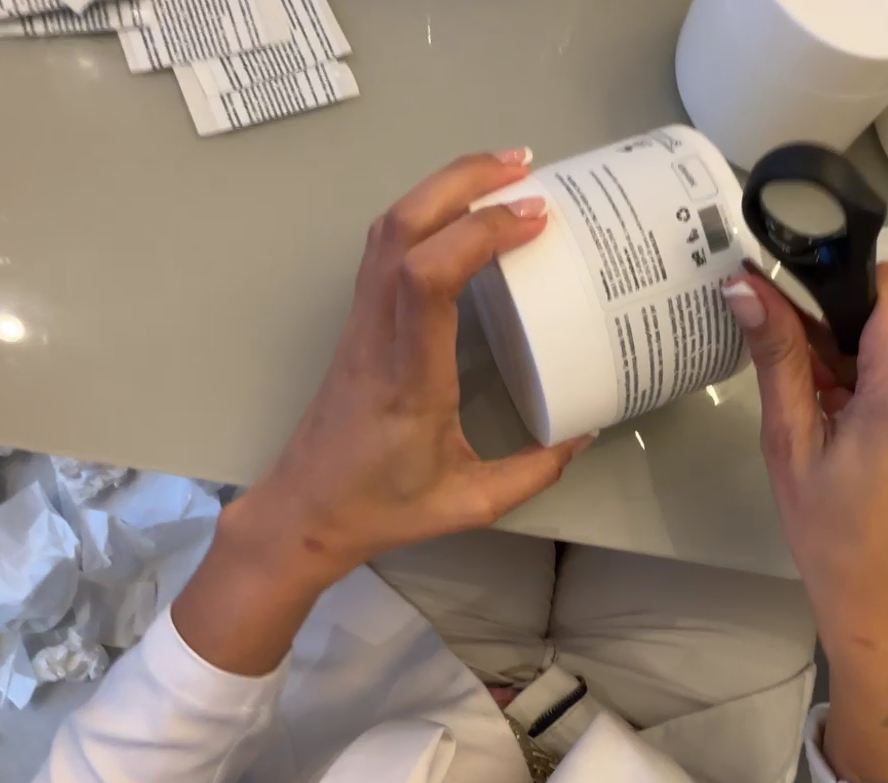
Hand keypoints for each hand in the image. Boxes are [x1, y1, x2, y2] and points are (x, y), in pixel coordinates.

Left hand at [175, 150, 589, 673]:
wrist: (304, 511)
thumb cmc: (382, 509)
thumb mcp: (471, 502)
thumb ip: (534, 472)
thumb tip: (583, 435)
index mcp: (410, 379)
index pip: (429, 280)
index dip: (480, 233)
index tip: (535, 220)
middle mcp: (378, 337)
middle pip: (402, 229)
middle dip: (462, 182)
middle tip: (525, 166)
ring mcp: (360, 325)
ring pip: (386, 230)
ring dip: (440, 188)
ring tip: (499, 175)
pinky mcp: (357, 324)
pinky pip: (383, 250)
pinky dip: (424, 214)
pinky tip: (459, 216)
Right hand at [723, 265, 887, 782]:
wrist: (882, 597)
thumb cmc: (827, 529)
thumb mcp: (790, 444)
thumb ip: (776, 358)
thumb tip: (745, 290)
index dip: (842, 291)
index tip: (806, 323)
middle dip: (848, 347)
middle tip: (811, 396)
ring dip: (873, 374)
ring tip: (843, 429)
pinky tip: (876, 444)